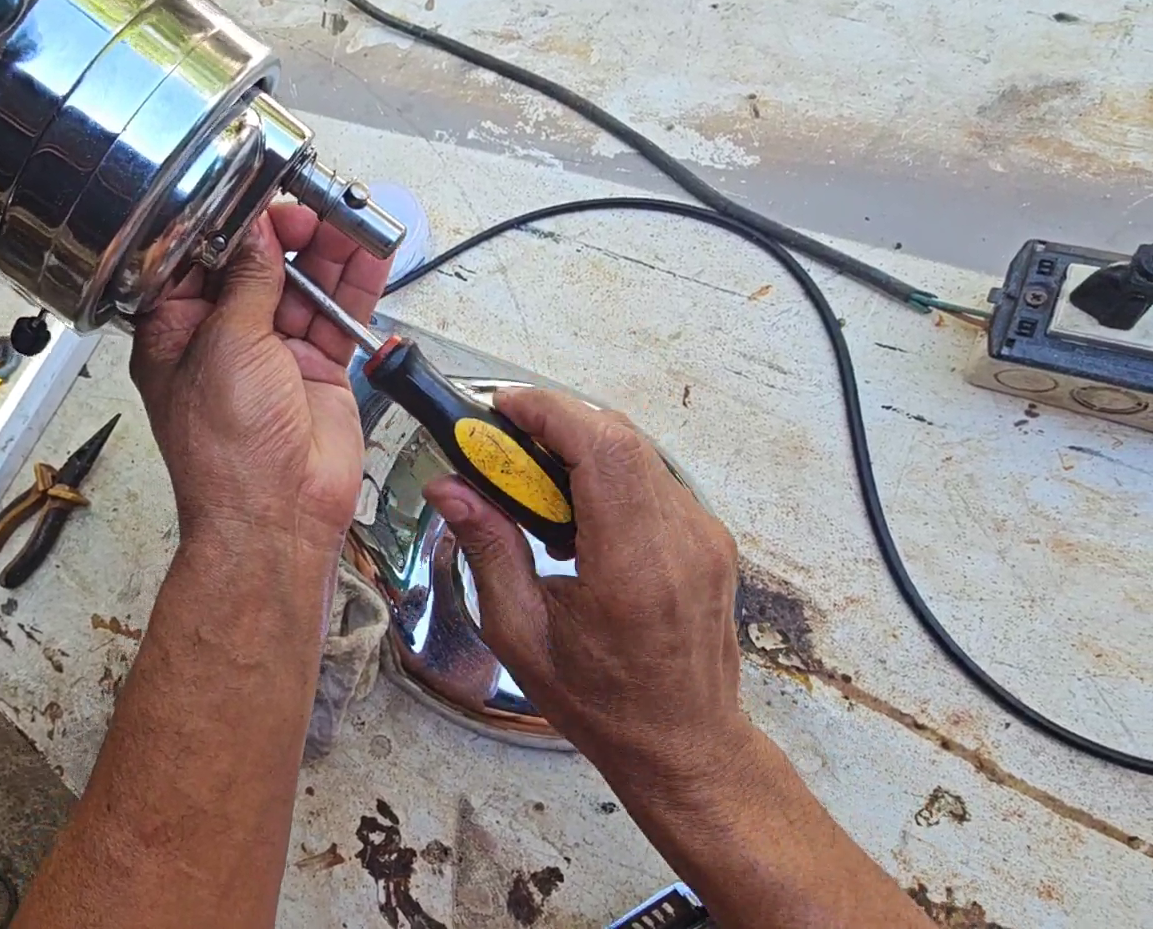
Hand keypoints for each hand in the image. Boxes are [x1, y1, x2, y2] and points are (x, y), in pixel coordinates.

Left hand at [131, 201, 391, 555]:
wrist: (276, 515)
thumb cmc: (226, 453)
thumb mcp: (227, 346)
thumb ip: (249, 283)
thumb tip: (258, 234)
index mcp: (178, 332)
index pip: (201, 260)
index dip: (230, 227)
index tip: (259, 197)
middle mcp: (223, 339)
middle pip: (258, 267)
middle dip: (286, 233)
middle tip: (313, 209)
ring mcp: (272, 352)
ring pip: (302, 286)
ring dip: (327, 252)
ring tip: (351, 220)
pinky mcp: (315, 367)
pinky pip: (337, 314)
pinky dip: (354, 284)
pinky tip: (369, 253)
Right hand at [422, 389, 746, 782]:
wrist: (684, 743)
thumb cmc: (597, 700)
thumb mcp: (519, 630)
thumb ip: (487, 547)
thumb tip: (447, 486)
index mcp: (634, 566)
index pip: (603, 449)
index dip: (548, 412)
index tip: (498, 407)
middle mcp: (681, 539)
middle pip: (619, 436)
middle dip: (552, 420)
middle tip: (497, 438)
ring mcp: (703, 534)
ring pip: (633, 449)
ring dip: (573, 442)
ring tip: (524, 475)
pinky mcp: (705, 535)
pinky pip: (646, 474)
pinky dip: (598, 467)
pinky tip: (564, 502)